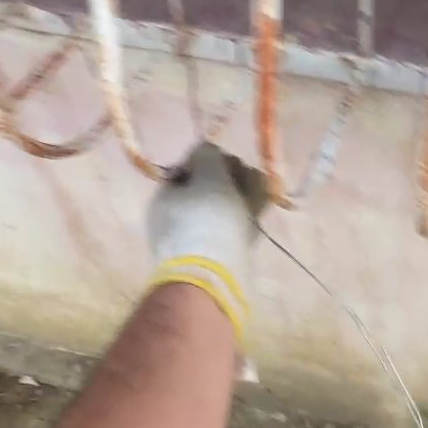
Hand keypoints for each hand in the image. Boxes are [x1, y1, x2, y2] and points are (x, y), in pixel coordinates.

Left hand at [146, 143, 267, 342]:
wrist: (213, 277)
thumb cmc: (207, 220)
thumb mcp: (208, 176)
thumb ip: (208, 155)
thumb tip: (207, 149)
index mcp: (165, 196)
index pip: (190, 168)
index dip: (213, 161)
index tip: (232, 164)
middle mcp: (175, 217)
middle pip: (208, 187)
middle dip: (232, 179)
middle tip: (249, 180)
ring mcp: (195, 239)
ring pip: (223, 208)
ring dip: (243, 196)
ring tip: (261, 193)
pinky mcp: (216, 256)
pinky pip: (232, 228)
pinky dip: (246, 217)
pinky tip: (261, 209)